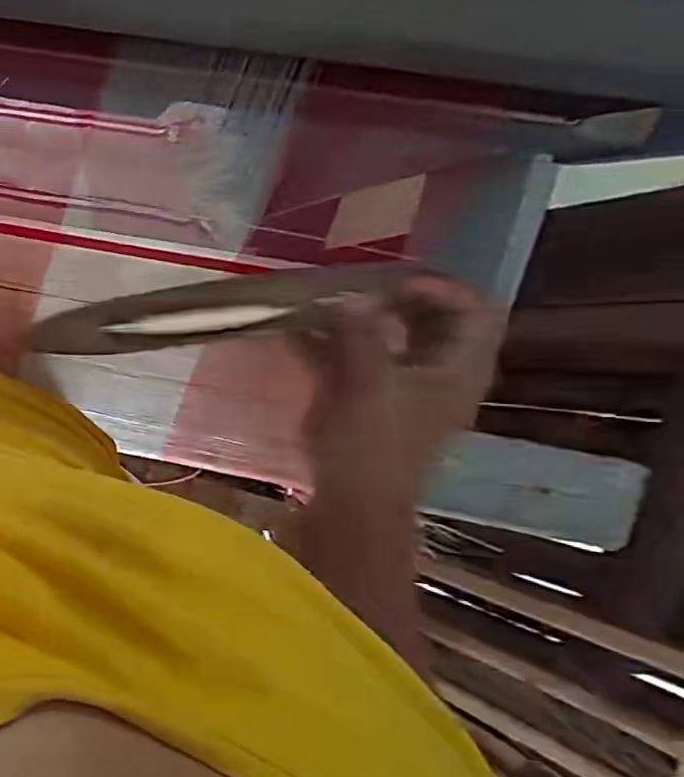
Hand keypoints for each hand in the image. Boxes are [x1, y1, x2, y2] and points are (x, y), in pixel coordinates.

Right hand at [293, 274, 499, 501]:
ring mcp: (406, 388)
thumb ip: (360, 338)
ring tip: (325, 305)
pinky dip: (339, 344)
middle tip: (354, 287)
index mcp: (460, 368)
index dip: (438, 288)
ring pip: (396, 340)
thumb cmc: (373, 442)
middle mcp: (441, 373)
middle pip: (434, 322)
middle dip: (397, 300)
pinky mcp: (372, 401)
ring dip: (364, 320)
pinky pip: (362, 360)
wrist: (356, 496)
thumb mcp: (368, 385)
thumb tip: (349, 295)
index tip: (389, 280)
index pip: (472, 310)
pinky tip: (304, 336)